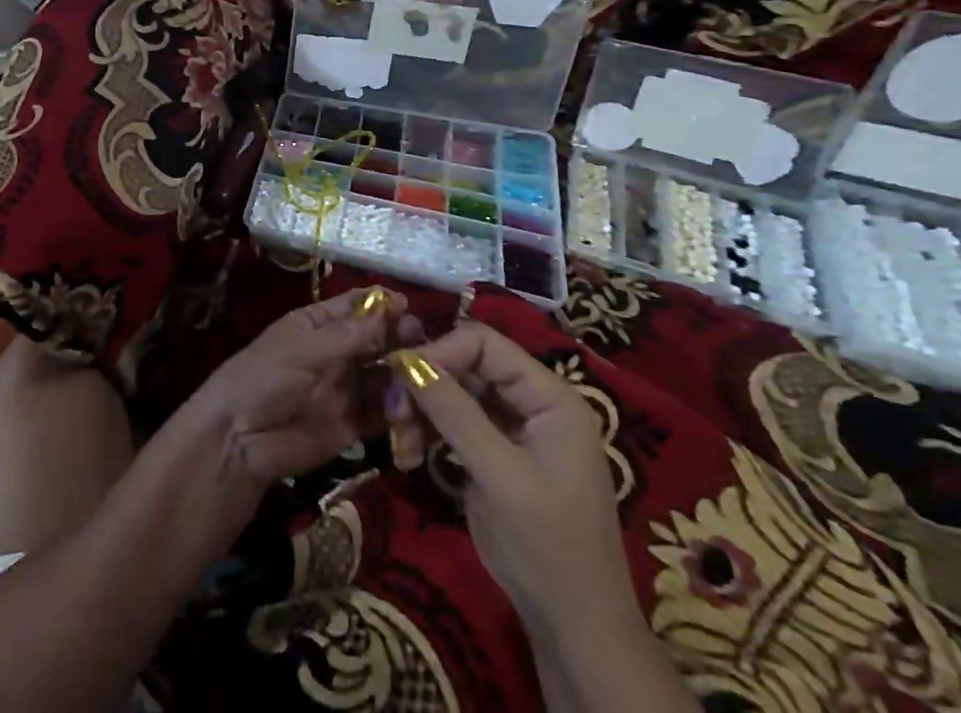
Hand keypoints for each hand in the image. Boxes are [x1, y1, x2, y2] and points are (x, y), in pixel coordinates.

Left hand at [187, 288, 413, 484]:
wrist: (238, 439)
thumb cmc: (260, 380)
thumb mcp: (301, 351)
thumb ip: (348, 335)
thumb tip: (392, 306)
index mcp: (316, 325)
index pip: (356, 306)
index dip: (383, 306)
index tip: (408, 309)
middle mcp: (337, 352)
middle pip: (380, 339)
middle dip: (403, 340)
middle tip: (425, 348)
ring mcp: (348, 387)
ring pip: (389, 375)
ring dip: (408, 376)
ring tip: (424, 380)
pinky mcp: (356, 422)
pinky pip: (388, 413)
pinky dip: (405, 411)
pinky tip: (418, 410)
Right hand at [387, 323, 636, 631]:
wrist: (569, 616)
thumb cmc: (546, 542)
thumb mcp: (499, 473)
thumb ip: (454, 411)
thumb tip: (404, 359)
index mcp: (552, 398)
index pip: (484, 344)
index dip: (438, 352)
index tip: (397, 378)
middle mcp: (532, 402)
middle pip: (463, 365)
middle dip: (422, 384)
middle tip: (391, 415)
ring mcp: (511, 427)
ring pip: (450, 392)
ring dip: (418, 410)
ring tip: (399, 443)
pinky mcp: (490, 450)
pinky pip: (449, 420)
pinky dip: (423, 431)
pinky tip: (407, 453)